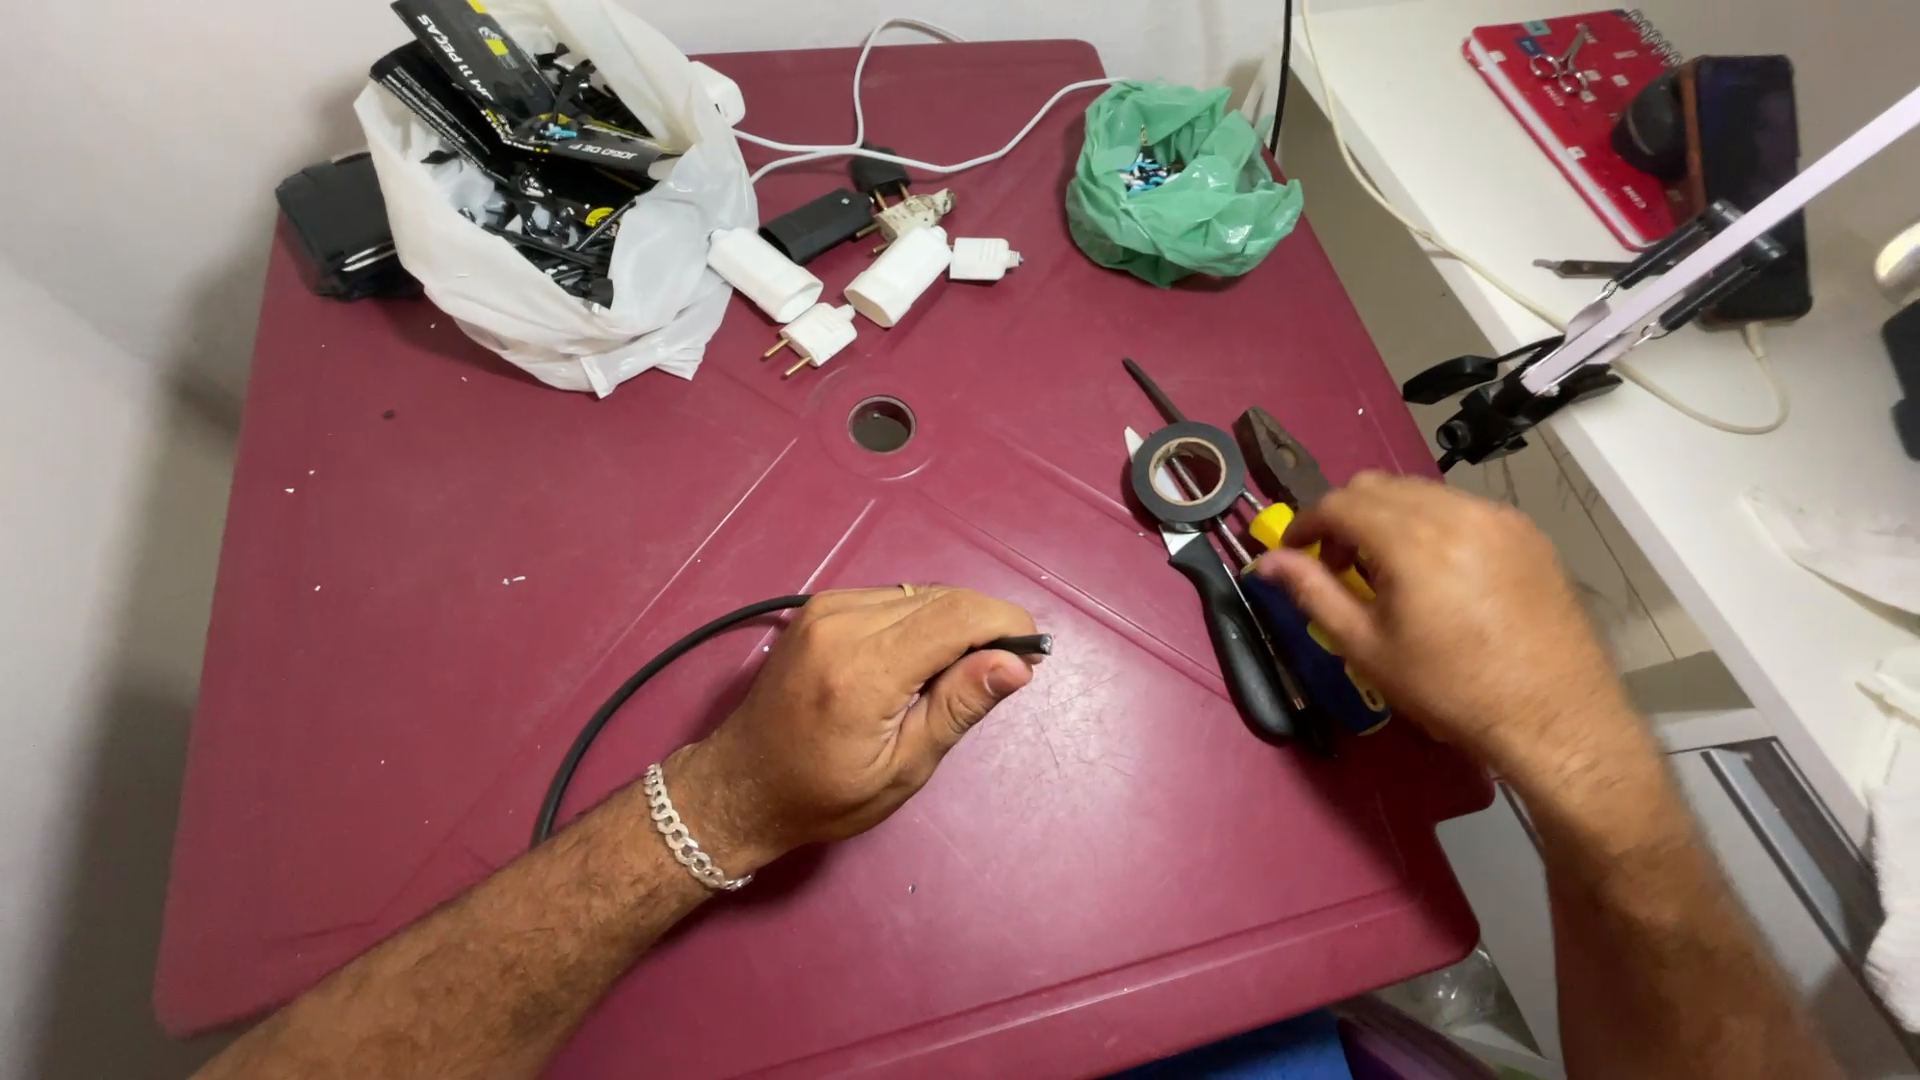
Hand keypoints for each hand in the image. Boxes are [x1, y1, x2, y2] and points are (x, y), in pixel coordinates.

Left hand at [666, 586, 1037, 873]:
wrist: (739, 784)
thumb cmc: (822, 795)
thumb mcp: (902, 769)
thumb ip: (958, 707)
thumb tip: (1016, 664)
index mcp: (864, 669)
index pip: (956, 616)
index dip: (1006, 624)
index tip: (1033, 653)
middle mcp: (843, 622)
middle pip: (943, 598)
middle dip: (986, 625)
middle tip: (1003, 670)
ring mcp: (826, 607)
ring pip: (921, 594)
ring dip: (954, 622)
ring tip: (956, 672)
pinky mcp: (820, 605)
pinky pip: (893, 598)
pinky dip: (921, 620)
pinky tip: (918, 658)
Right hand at [1253, 472, 1638, 777]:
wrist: (1556, 720)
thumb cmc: (1448, 689)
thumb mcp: (1365, 646)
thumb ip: (1311, 592)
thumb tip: (1264, 562)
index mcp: (1414, 542)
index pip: (1339, 503)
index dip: (1305, 523)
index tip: (1292, 553)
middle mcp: (1458, 514)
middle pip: (1376, 486)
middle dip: (1342, 516)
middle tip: (1335, 564)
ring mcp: (1499, 519)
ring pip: (1418, 492)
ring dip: (1383, 517)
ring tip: (1383, 569)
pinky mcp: (1526, 533)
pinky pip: (1458, 507)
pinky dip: (1427, 523)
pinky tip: (1431, 571)